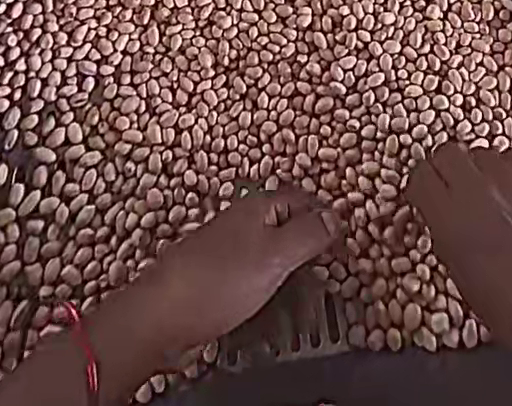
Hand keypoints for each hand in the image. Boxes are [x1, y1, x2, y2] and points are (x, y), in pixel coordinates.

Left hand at [116, 188, 336, 356]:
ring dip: (292, 259)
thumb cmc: (219, 280)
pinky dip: (273, 278)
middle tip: (335, 262)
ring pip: (271, 245)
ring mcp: (229, 246)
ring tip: (313, 282)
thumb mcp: (274, 255)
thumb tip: (335, 216)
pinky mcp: (218, 273)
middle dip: (311, 236)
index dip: (325, 214)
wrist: (164, 313)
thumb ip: (307, 234)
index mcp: (257, 206)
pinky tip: (277, 296)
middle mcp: (243, 219)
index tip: (346, 237)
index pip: (301, 198)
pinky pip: (256, 268)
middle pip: (286, 219)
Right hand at [407, 143, 511, 387]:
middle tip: (451, 187)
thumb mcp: (458, 271)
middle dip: (445, 169)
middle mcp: (476, 190)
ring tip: (485, 194)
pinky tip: (511, 195)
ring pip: (478, 153)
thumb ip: (441, 227)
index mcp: (449, 216)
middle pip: (445, 153)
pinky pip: (511, 159)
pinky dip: (506, 172)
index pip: (420, 174)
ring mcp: (510, 180)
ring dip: (476, 169)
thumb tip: (434, 206)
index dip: (422, 185)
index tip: (427, 194)